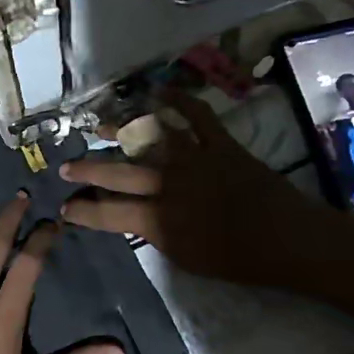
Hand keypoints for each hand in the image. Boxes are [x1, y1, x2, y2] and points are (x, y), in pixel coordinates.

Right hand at [60, 95, 347, 290]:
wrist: (288, 240)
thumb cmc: (238, 260)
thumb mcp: (187, 258)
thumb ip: (158, 234)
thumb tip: (139, 218)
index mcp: (160, 220)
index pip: (109, 213)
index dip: (83, 211)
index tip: (65, 208)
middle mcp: (170, 185)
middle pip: (119, 173)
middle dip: (88, 170)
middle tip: (65, 167)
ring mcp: (195, 159)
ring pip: (149, 138)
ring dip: (121, 130)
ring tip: (100, 125)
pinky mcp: (220, 143)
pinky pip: (196, 115)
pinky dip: (179, 101)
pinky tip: (159, 93)